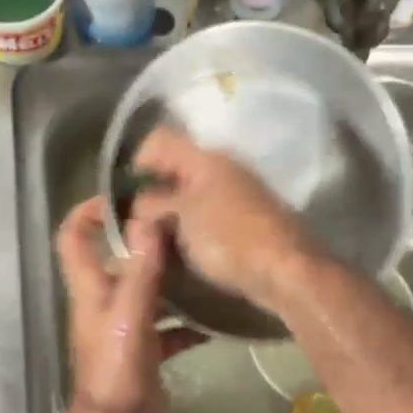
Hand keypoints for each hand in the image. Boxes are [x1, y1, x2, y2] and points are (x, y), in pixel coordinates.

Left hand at [55, 199, 203, 412]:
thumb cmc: (117, 367)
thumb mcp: (130, 313)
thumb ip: (141, 270)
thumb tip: (149, 220)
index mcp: (91, 288)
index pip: (74, 237)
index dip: (89, 211)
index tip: (124, 196)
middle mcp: (105, 302)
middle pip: (118, 261)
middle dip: (145, 242)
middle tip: (181, 226)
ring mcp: (126, 327)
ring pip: (148, 292)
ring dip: (171, 280)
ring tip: (203, 264)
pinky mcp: (146, 350)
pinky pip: (169, 327)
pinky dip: (188, 322)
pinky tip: (214, 318)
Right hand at [130, 128, 322, 307]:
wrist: (285, 271)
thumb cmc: (230, 238)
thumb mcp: (182, 216)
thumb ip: (153, 204)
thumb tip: (140, 204)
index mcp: (206, 158)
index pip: (159, 142)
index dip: (137, 165)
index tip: (126, 200)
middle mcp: (222, 170)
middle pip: (173, 173)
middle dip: (151, 199)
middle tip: (136, 231)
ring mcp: (236, 198)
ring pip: (189, 201)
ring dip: (170, 221)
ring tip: (156, 249)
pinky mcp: (244, 226)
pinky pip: (206, 222)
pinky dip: (191, 235)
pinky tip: (183, 258)